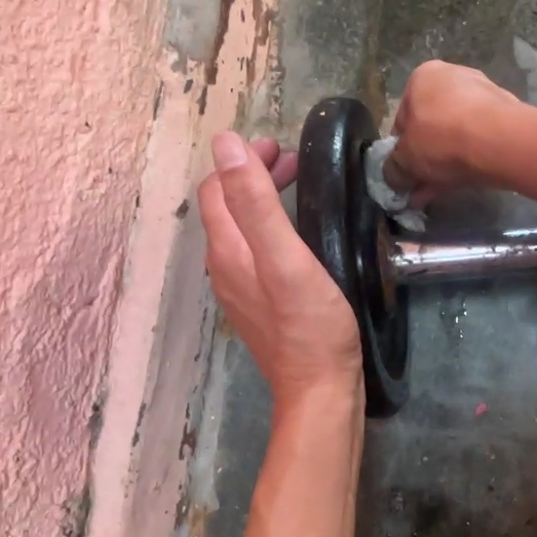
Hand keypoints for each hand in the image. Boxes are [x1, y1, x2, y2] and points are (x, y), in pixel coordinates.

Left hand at [199, 133, 362, 409]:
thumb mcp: (286, 258)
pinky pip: (254, 255)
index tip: (278, 146)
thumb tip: (226, 145)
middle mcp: (226, 269)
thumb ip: (256, 202)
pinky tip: (296, 235)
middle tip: (293, 161)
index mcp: (228, 251)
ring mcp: (241, 291)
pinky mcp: (261, 308)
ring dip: (260, 201)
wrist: (319, 390)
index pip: (216, 190)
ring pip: (240, 232)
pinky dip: (269, 229)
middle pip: (226, 209)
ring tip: (297, 188)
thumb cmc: (311, 325)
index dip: (239, 160)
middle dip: (251, 176)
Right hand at [388, 60, 526, 205]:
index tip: (403, 173)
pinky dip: (465, 163)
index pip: (402, 117)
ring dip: (442, 167)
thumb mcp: (405, 160)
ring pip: (454, 138)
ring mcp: (482, 97)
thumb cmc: (442, 139)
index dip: (400, 149)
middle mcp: (452, 78)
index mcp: (423, 77)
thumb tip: (392, 176)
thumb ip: (394, 169)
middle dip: (423, 162)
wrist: (501, 141)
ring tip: (433, 196)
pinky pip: (476, 143)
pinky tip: (456, 187)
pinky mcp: (504, 118)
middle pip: (431, 128)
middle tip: (418, 189)